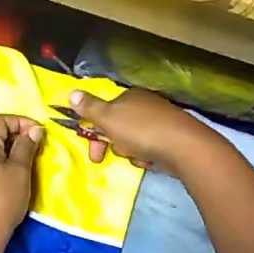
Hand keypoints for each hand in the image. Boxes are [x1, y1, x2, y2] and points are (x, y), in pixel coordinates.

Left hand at [0, 113, 43, 245]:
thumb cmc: (4, 199)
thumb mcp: (20, 169)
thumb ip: (26, 146)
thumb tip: (35, 129)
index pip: (0, 120)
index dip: (21, 121)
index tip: (39, 133)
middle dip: (19, 133)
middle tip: (38, 146)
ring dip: (15, 147)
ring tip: (32, 157)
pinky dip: (7, 158)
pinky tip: (20, 169)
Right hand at [69, 89, 223, 174]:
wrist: (182, 146)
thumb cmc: (140, 130)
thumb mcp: (108, 118)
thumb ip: (89, 107)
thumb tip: (71, 92)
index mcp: (129, 96)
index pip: (104, 112)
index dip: (95, 132)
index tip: (94, 153)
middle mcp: (144, 104)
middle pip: (118, 127)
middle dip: (115, 145)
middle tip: (113, 158)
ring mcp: (159, 119)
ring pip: (132, 140)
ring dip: (130, 152)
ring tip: (138, 156)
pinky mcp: (170, 135)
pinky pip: (148, 147)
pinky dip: (145, 156)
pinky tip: (150, 160)